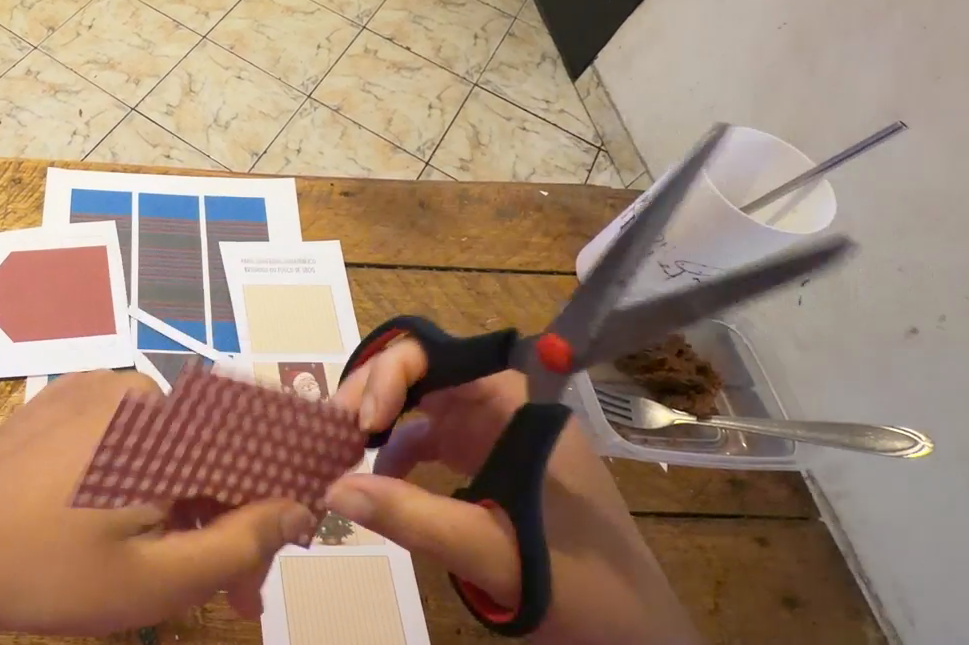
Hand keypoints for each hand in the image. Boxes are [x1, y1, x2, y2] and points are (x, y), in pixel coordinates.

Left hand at [0, 369, 314, 644]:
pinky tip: (133, 522)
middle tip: (228, 595)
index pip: (249, 452)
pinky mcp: (65, 395)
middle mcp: (134, 385)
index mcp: (161, 422)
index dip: (272, 508)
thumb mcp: (154, 579)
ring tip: (174, 565)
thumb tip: (296, 505)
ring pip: (170, 442)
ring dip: (186, 501)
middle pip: (207, 450)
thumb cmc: (48, 571)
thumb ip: (237, 541)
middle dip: (225, 521)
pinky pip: (130, 428)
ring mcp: (94, 385)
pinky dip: (147, 474)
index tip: (266, 568)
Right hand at [326, 338, 699, 644]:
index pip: (436, 352)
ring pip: (419, 401)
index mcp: (515, 402)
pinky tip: (376, 484)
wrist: (637, 639)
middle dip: (371, 393)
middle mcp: (502, 402)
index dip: (388, 374)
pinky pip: (429, 437)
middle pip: (421, 370)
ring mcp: (494, 429)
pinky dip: (397, 453)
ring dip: (378, 420)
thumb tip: (331, 487)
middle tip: (331, 431)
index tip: (360, 423)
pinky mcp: (487, 459)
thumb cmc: (582, 586)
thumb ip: (413, 517)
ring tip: (340, 451)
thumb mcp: (493, 552)